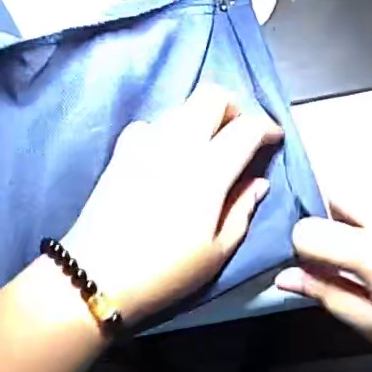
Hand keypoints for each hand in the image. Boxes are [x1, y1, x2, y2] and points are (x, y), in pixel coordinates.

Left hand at [60, 85, 282, 324]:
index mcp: (209, 168)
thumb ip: (242, 210)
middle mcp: (178, 143)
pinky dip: (167, 131)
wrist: (97, 276)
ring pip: (181, 106)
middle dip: (233, 107)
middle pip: (211, 96)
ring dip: (201, 117)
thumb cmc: (165, 272)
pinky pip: (150, 124)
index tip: (274, 140)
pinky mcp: (120, 152)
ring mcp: (145, 143)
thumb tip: (257, 183)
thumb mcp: (217, 252)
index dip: (267, 128)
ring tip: (207, 147)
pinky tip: (167, 156)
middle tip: (239, 134)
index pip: (248, 127)